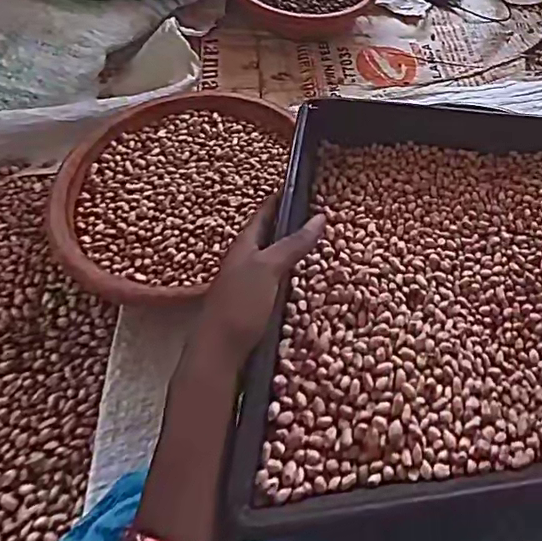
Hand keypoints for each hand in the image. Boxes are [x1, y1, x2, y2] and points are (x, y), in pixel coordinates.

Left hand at [194, 195, 325, 361]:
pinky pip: (281, 281)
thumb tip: (319, 217)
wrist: (218, 356)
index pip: (264, 212)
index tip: (303, 184)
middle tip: (321, 214)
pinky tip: (311, 280)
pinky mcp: (257, 305)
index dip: (281, 197)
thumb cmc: (239, 306)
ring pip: (277, 259)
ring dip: (297, 251)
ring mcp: (250, 284)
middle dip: (294, 224)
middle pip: (271, 235)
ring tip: (323, 244)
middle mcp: (245, 261)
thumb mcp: (269, 268)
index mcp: (244, 246)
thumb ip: (293, 243)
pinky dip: (297, 275)